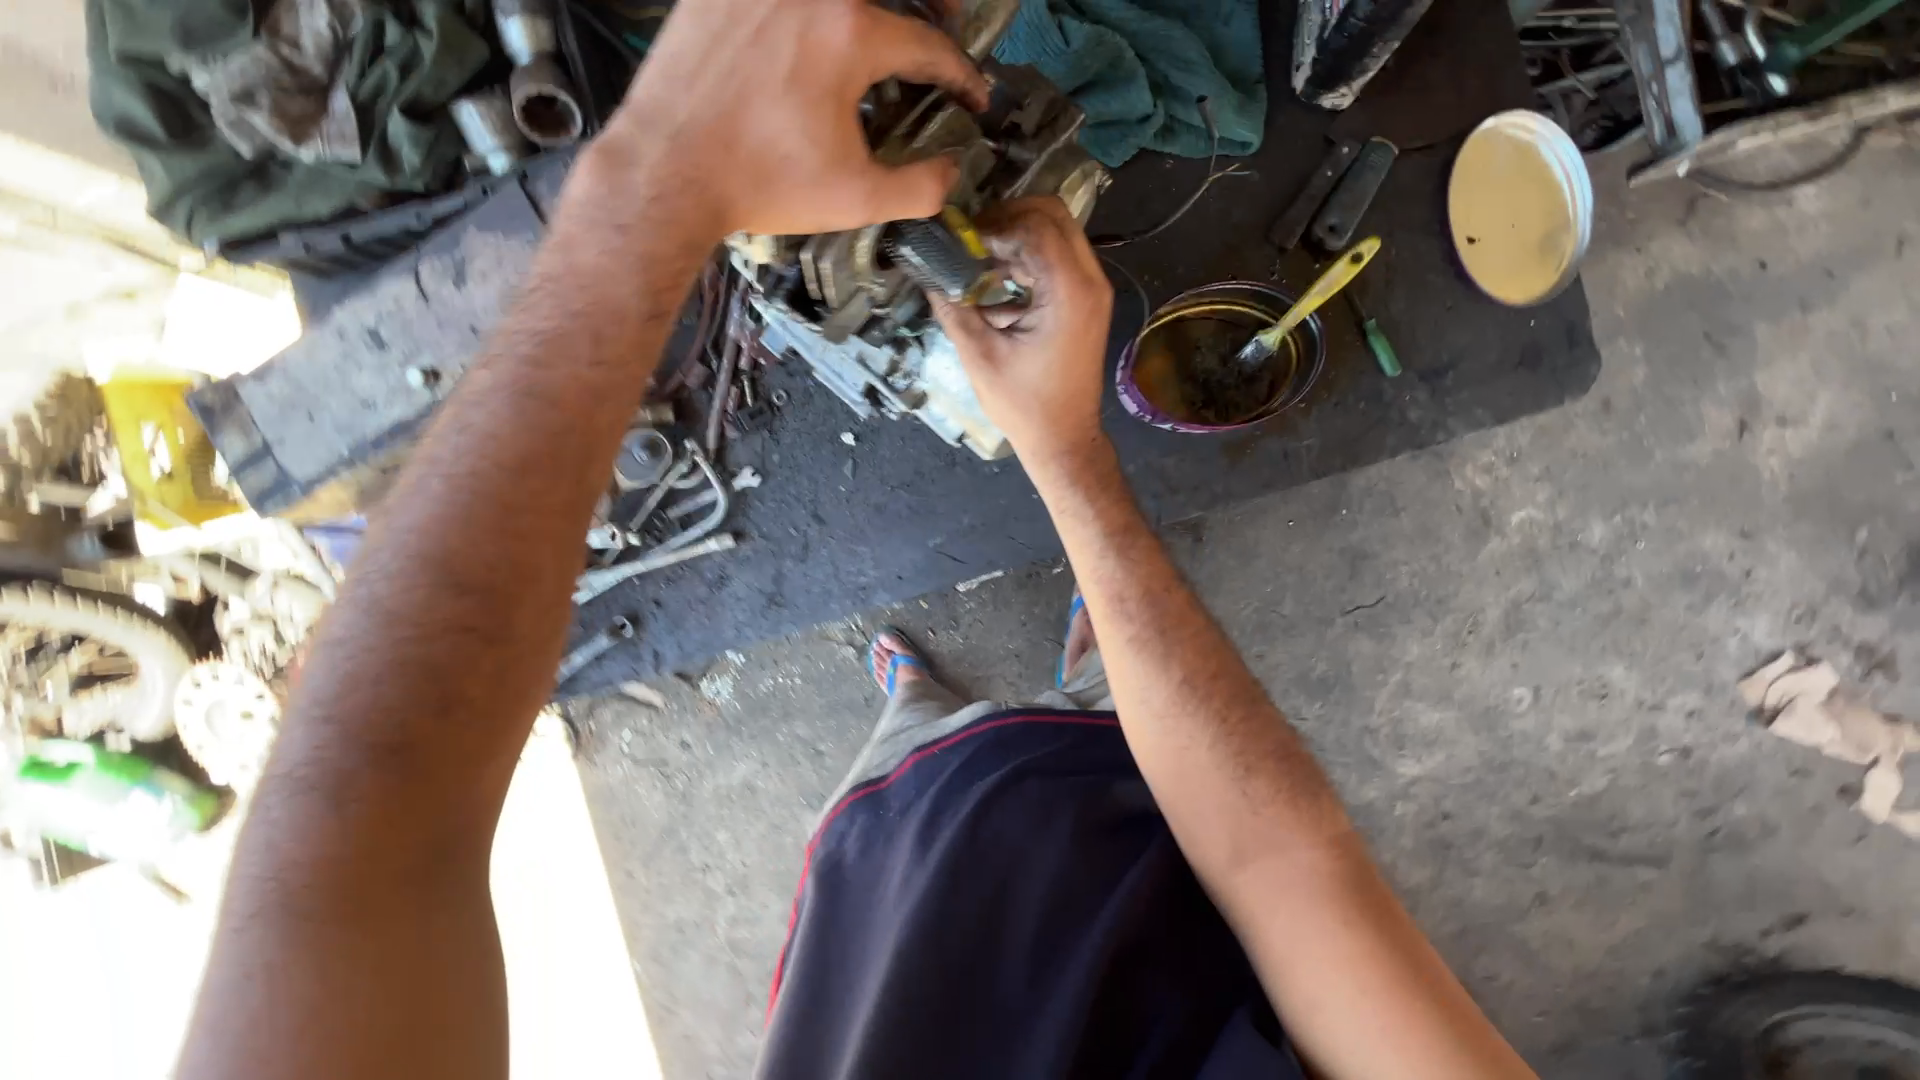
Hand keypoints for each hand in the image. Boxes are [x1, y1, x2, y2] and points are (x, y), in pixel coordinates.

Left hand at [591, 0, 988, 237]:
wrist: (668, 172)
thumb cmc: (764, 185)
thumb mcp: (857, 198)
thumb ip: (920, 188)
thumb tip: (948, 171)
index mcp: (851, 32)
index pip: (928, 46)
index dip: (961, 76)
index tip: (972, 100)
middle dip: (933, 10)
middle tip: (947, 24)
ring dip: (868, 12)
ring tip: (879, 34)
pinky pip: (782, 3)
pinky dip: (811, 15)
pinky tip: (812, 36)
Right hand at [932, 197, 1114, 470]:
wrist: (1064, 439)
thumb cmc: (1025, 405)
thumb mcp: (980, 356)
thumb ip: (954, 307)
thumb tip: (928, 272)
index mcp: (1069, 291)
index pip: (1034, 226)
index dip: (993, 225)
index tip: (961, 243)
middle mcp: (1089, 280)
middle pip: (1052, 215)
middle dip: (1008, 219)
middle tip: (971, 241)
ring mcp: (1092, 290)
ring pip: (1056, 233)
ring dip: (1016, 238)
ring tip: (977, 261)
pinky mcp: (1085, 301)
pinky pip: (1058, 259)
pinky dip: (1027, 259)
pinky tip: (994, 282)